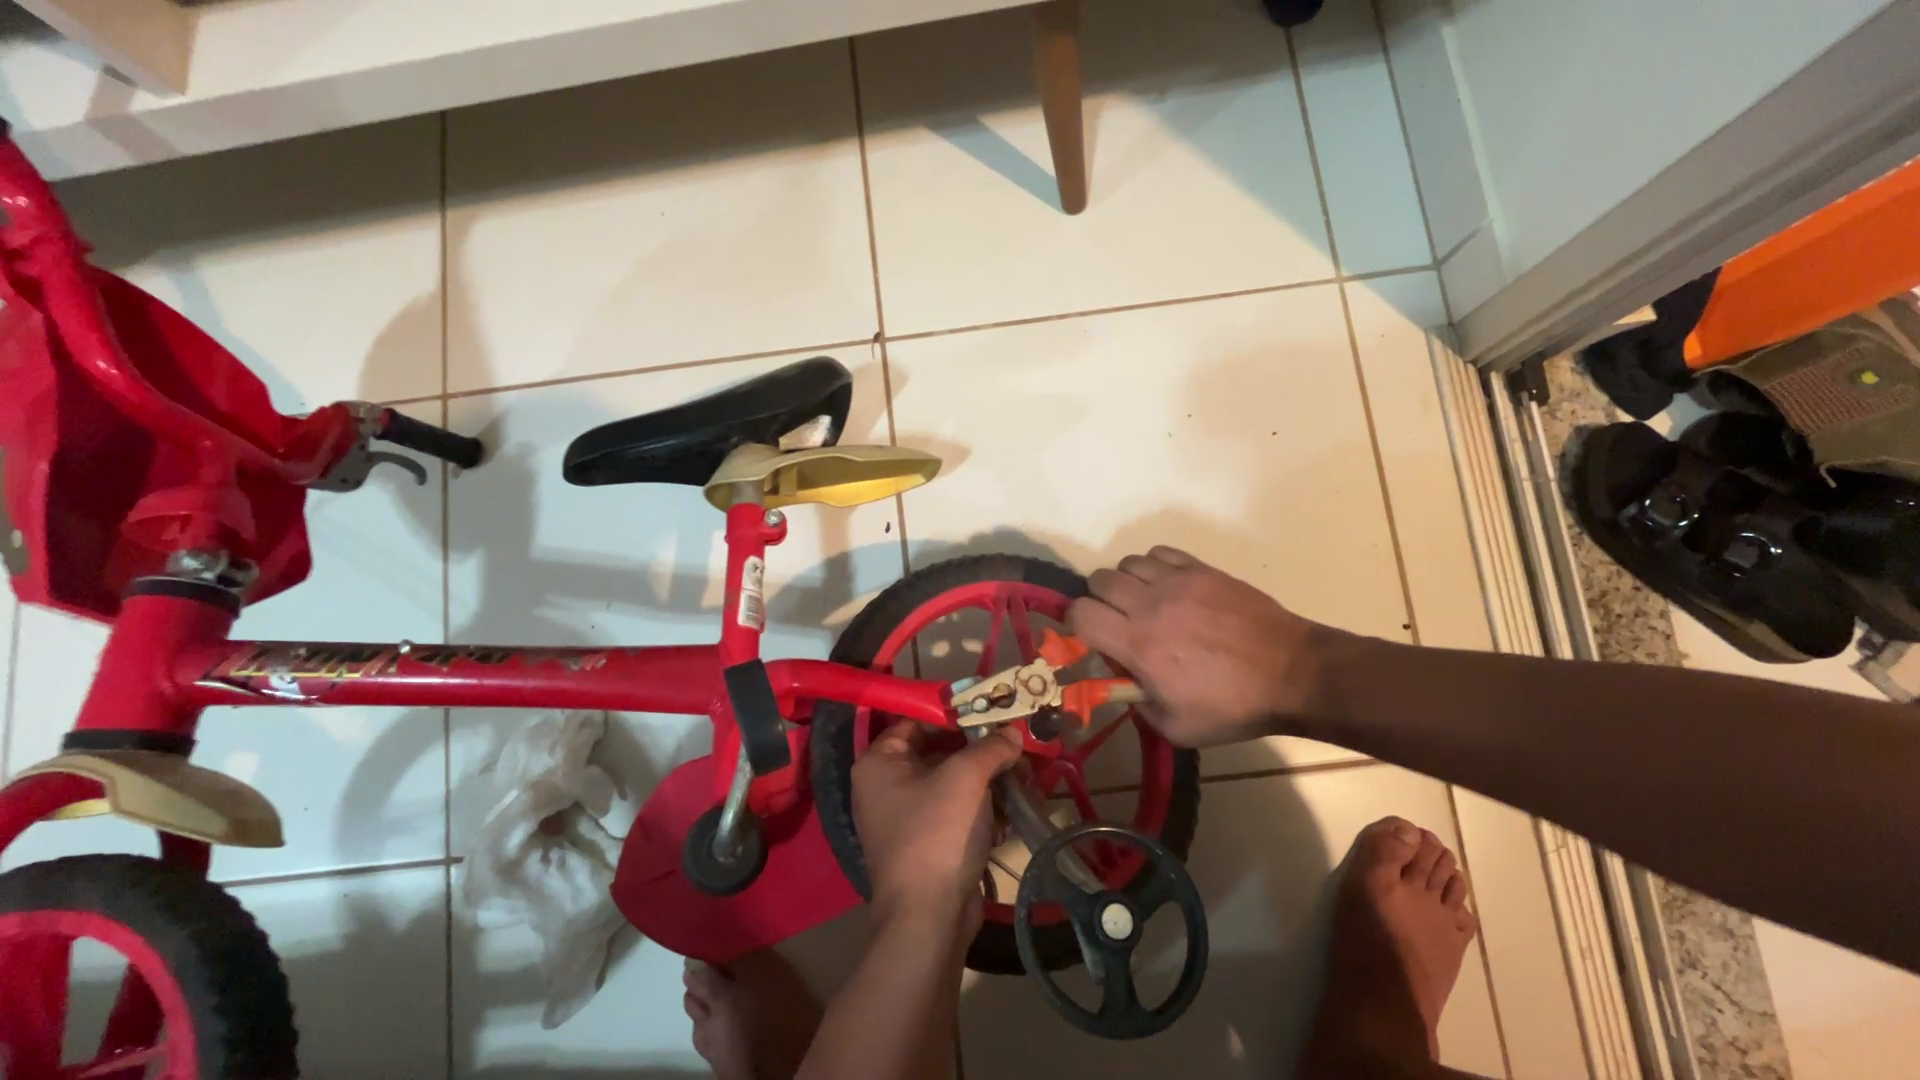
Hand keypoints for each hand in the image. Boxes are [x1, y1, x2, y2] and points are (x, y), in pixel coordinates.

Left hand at [852, 723, 1024, 931]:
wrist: (928, 916)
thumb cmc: (937, 832)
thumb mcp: (966, 778)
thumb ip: (990, 747)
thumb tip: (1012, 732)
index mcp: (879, 763)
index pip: (916, 721)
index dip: (954, 714)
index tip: (991, 711)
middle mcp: (885, 786)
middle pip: (938, 752)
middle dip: (980, 750)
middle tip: (1016, 743)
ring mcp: (905, 818)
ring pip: (952, 784)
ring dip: (988, 779)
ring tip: (1026, 775)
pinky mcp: (927, 844)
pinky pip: (957, 813)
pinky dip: (983, 808)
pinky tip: (1016, 806)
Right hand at [1067, 546, 1334, 746]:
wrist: (1293, 674)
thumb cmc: (1233, 708)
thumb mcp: (1175, 727)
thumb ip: (1136, 703)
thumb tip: (1121, 683)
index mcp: (1139, 645)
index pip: (1080, 613)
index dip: (1076, 625)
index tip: (1090, 639)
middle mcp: (1151, 605)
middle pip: (1098, 581)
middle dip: (1099, 602)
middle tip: (1117, 623)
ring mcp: (1179, 581)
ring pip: (1127, 563)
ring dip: (1126, 583)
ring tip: (1144, 604)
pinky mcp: (1203, 569)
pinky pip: (1159, 553)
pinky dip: (1154, 568)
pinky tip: (1169, 589)